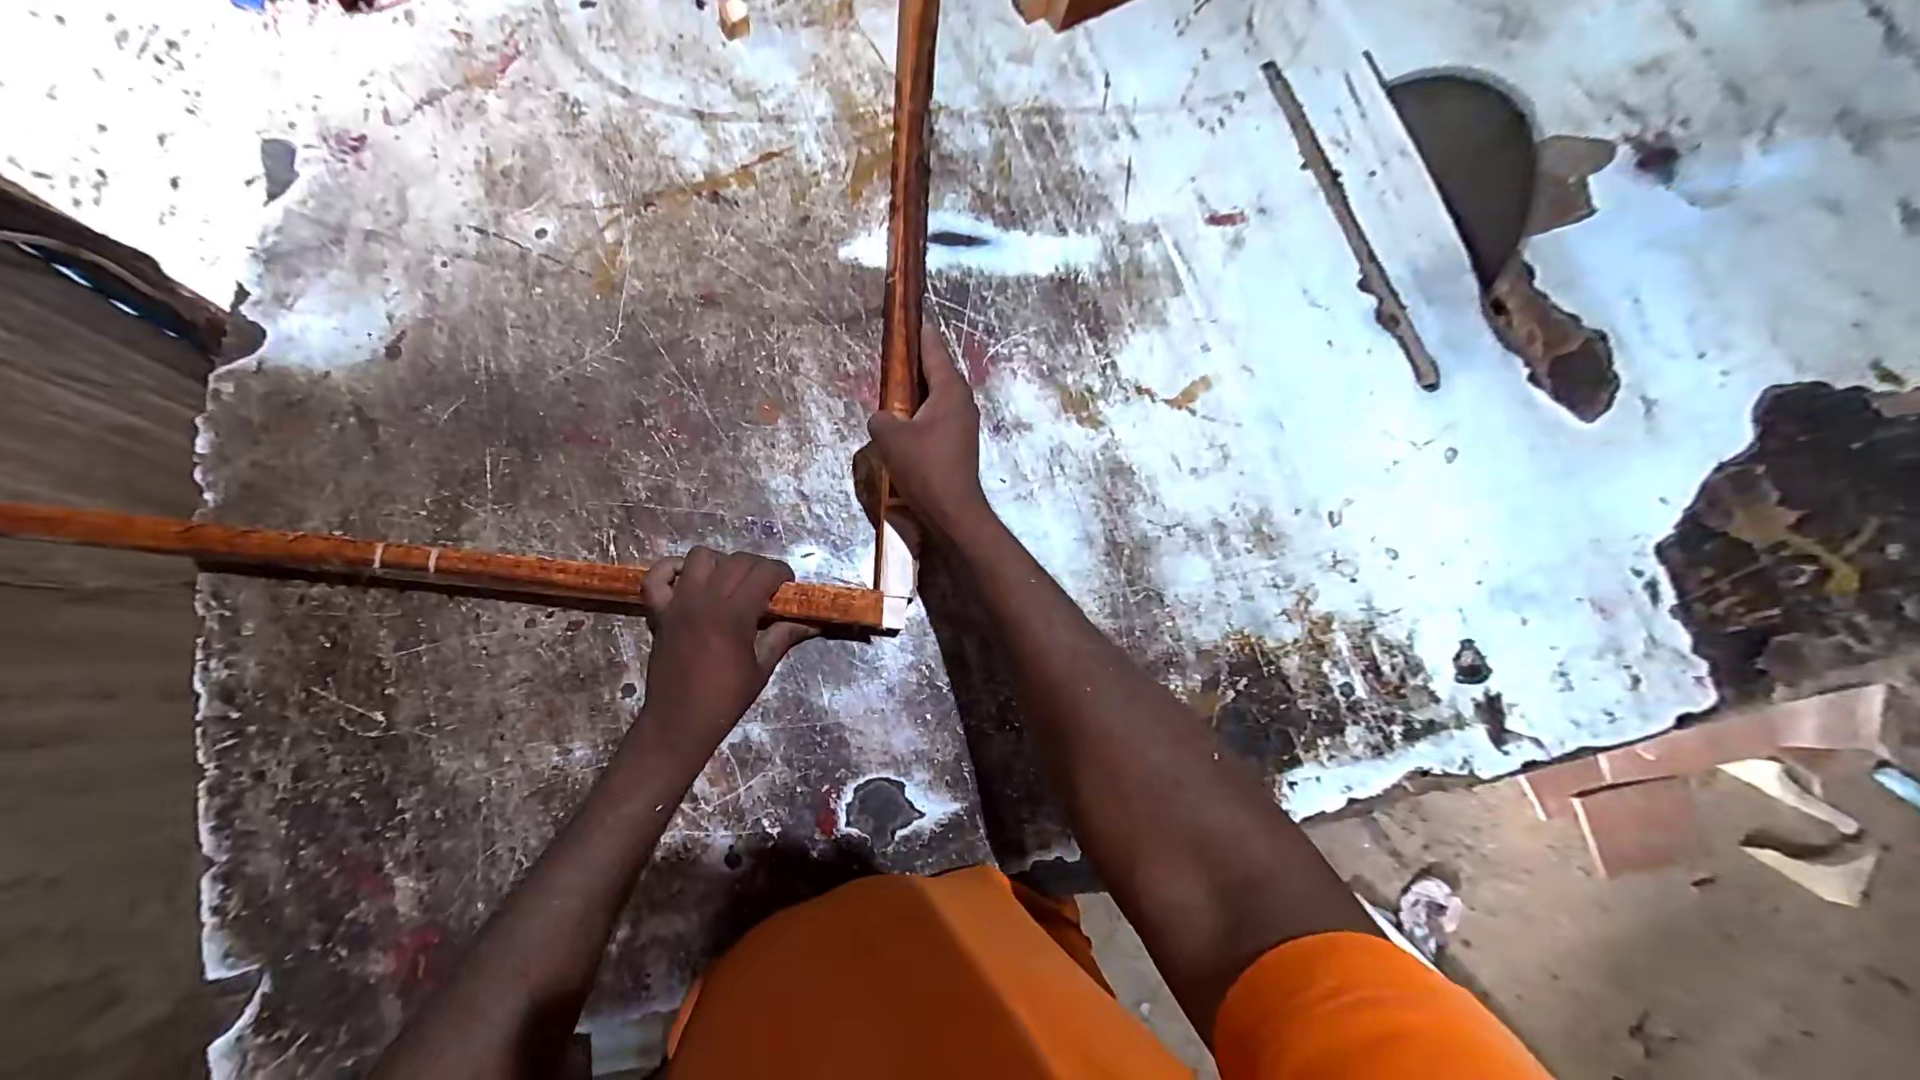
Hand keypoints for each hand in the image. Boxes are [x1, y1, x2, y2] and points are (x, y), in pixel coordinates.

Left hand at [636, 547, 817, 750]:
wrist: (678, 722)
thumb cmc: (724, 699)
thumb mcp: (762, 668)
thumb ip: (783, 636)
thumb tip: (811, 623)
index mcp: (733, 615)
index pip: (763, 573)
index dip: (781, 574)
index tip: (788, 587)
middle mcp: (704, 601)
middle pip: (737, 561)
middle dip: (759, 567)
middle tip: (767, 588)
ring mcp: (678, 603)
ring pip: (701, 557)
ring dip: (721, 563)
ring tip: (731, 583)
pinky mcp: (659, 612)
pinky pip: (657, 576)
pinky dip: (672, 570)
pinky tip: (689, 582)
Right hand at [864, 324, 990, 534]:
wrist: (953, 510)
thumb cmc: (924, 467)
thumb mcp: (889, 437)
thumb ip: (880, 417)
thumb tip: (885, 419)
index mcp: (950, 390)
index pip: (932, 348)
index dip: (919, 330)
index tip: (911, 314)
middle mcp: (962, 401)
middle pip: (936, 371)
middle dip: (914, 362)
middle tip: (892, 354)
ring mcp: (964, 423)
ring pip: (936, 397)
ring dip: (916, 392)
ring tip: (892, 389)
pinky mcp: (960, 442)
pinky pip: (937, 416)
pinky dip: (921, 413)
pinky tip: (905, 422)